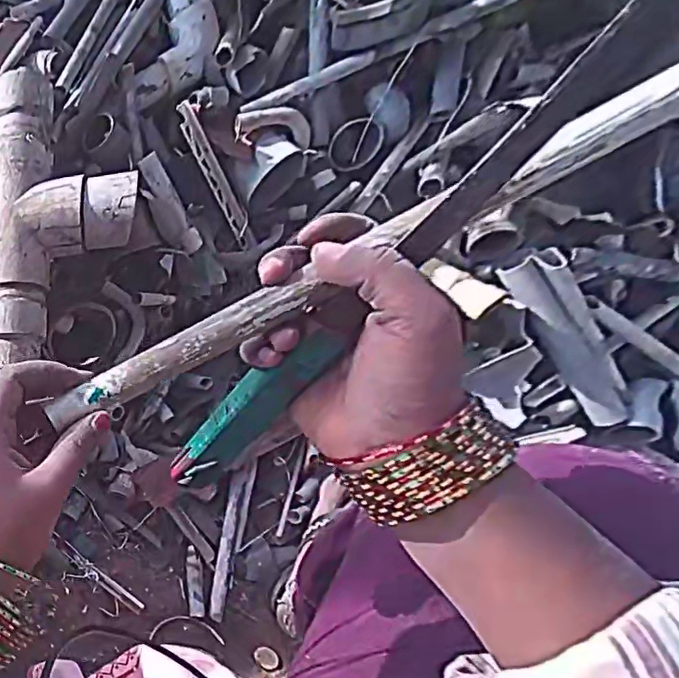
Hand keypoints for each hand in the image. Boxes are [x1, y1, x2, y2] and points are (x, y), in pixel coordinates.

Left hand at [0, 362, 112, 571]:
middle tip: (89, 402)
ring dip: (53, 417)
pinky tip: (69, 445)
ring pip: (21, 418)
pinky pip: (21, 439)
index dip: (47, 374)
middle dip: (55, 395)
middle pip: (16, 396)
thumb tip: (99, 421)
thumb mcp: (50, 487)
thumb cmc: (7, 536)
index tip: (79, 381)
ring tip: (86, 425)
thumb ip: (76, 448)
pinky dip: (45, 438)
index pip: (11, 380)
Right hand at [240, 213, 466, 459]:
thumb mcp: (420, 314)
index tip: (311, 240)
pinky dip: (258, 346)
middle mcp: (349, 306)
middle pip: (305, 268)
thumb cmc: (418, 388)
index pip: (356, 241)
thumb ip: (380, 270)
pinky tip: (274, 355)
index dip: (329, 234)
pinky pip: (261, 343)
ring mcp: (317, 334)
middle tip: (277, 275)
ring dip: (271, 314)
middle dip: (285, 268)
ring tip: (287, 335)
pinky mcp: (291, 362)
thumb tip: (327, 252)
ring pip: (276, 304)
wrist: (389, 443)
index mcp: (388, 286)